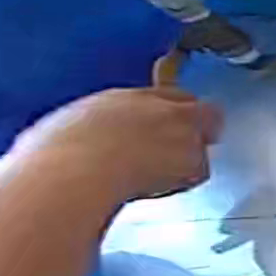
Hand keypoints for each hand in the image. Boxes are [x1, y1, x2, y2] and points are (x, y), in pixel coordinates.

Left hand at [10, 87, 224, 203]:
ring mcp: (103, 102)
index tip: (205, 139)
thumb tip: (194, 154)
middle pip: (169, 99)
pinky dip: (95, 131)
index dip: (209, 126)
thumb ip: (198, 155)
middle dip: (172, 115)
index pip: (210, 112)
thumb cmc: (135, 173)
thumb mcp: (190, 172)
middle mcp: (146, 98)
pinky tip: (93, 156)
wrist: (70, 176)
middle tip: (169, 139)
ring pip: (127, 105)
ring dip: (131, 122)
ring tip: (127, 152)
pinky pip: (89, 117)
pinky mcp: (65, 113)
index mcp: (186, 113)